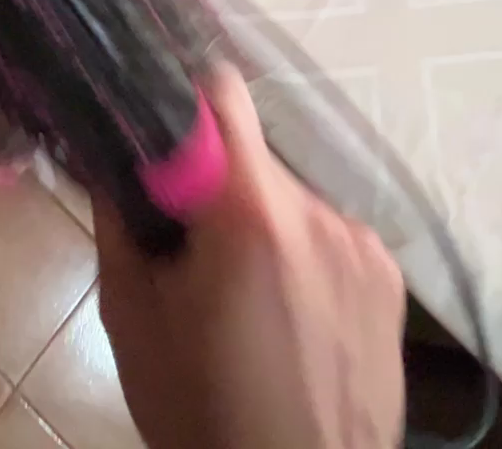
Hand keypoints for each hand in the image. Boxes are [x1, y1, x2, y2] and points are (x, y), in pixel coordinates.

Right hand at [95, 66, 405, 448]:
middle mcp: (319, 211)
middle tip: (188, 243)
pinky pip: (323, 230)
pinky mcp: (390, 276)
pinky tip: (288, 309)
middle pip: (249, 155)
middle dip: (214, 183)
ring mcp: (364, 243)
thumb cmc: (196, 405)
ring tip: (242, 289)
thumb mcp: (129, 308)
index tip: (158, 131)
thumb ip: (119, 214)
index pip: (221, 97)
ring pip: (284, 195)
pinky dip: (296, 248)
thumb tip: (111, 152)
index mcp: (250, 213)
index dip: (183, 102)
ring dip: (256, 218)